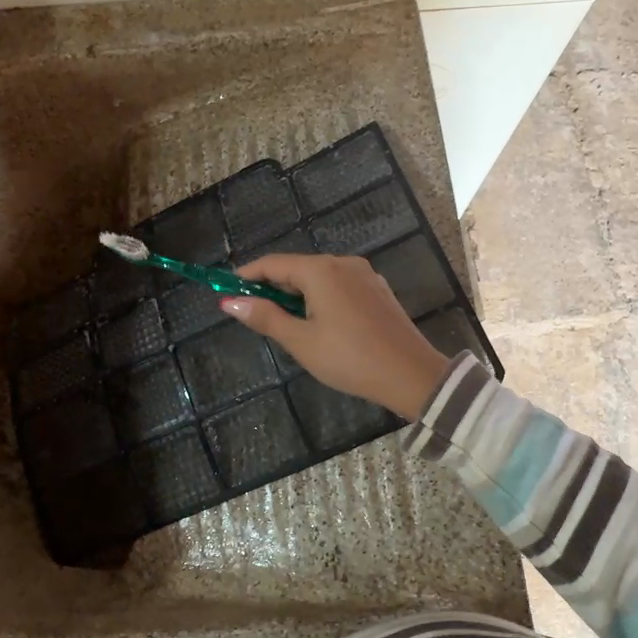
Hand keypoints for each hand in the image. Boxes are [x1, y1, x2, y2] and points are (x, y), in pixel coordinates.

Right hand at [221, 254, 449, 419]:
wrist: (410, 374)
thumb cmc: (349, 358)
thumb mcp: (301, 341)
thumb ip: (265, 317)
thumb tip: (230, 302)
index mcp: (321, 270)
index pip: (273, 264)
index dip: (247, 276)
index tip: (226, 291)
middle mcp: (342, 263)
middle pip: (297, 268)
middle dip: (271, 286)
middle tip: (252, 311)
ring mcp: (364, 274)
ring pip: (319, 277)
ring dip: (296, 294)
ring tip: (282, 321)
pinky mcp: (377, 289)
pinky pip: (338, 285)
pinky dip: (320, 297)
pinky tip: (316, 321)